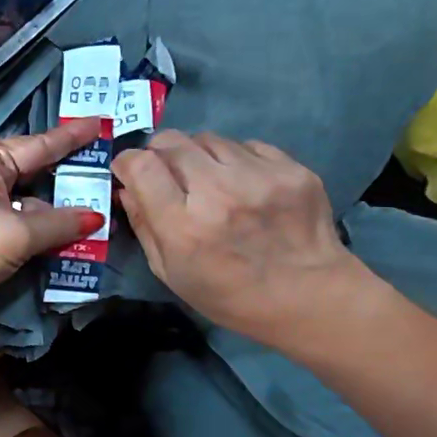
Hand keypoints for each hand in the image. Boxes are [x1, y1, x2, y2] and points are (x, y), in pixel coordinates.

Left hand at [0, 118, 106, 316]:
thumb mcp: (19, 234)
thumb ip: (60, 222)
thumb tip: (94, 217)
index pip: (36, 145)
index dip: (71, 137)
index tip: (99, 123)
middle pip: (30, 170)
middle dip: (64, 173)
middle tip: (101, 167)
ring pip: (23, 197)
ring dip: (52, 206)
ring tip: (90, 204)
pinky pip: (13, 217)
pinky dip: (36, 223)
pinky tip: (59, 230)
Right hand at [111, 130, 368, 341]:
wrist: (310, 298)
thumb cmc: (230, 296)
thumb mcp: (171, 273)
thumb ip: (144, 225)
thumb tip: (126, 188)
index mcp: (184, 226)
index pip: (141, 165)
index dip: (127, 162)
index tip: (128, 170)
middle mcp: (218, 192)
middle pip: (171, 142)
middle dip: (158, 153)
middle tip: (163, 171)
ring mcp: (259, 177)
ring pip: (208, 138)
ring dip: (196, 154)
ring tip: (205, 178)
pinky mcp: (291, 169)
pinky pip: (246, 146)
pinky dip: (233, 159)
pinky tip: (240, 183)